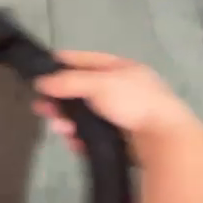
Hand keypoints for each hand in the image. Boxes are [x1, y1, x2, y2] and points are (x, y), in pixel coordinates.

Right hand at [32, 50, 197, 151]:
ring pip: (84, 115)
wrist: (163, 139)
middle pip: (80, 91)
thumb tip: (41, 82)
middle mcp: (119, 89)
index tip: (39, 70)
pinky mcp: (119, 137)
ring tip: (59, 128)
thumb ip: (68, 82)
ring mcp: (120, 114)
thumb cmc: (134, 102)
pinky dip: (80, 138)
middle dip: (60, 100)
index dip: (61, 63)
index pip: (84, 60)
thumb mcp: (99, 84)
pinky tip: (74, 142)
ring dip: (68, 121)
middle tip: (41, 108)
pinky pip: (92, 135)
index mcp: (120, 69)